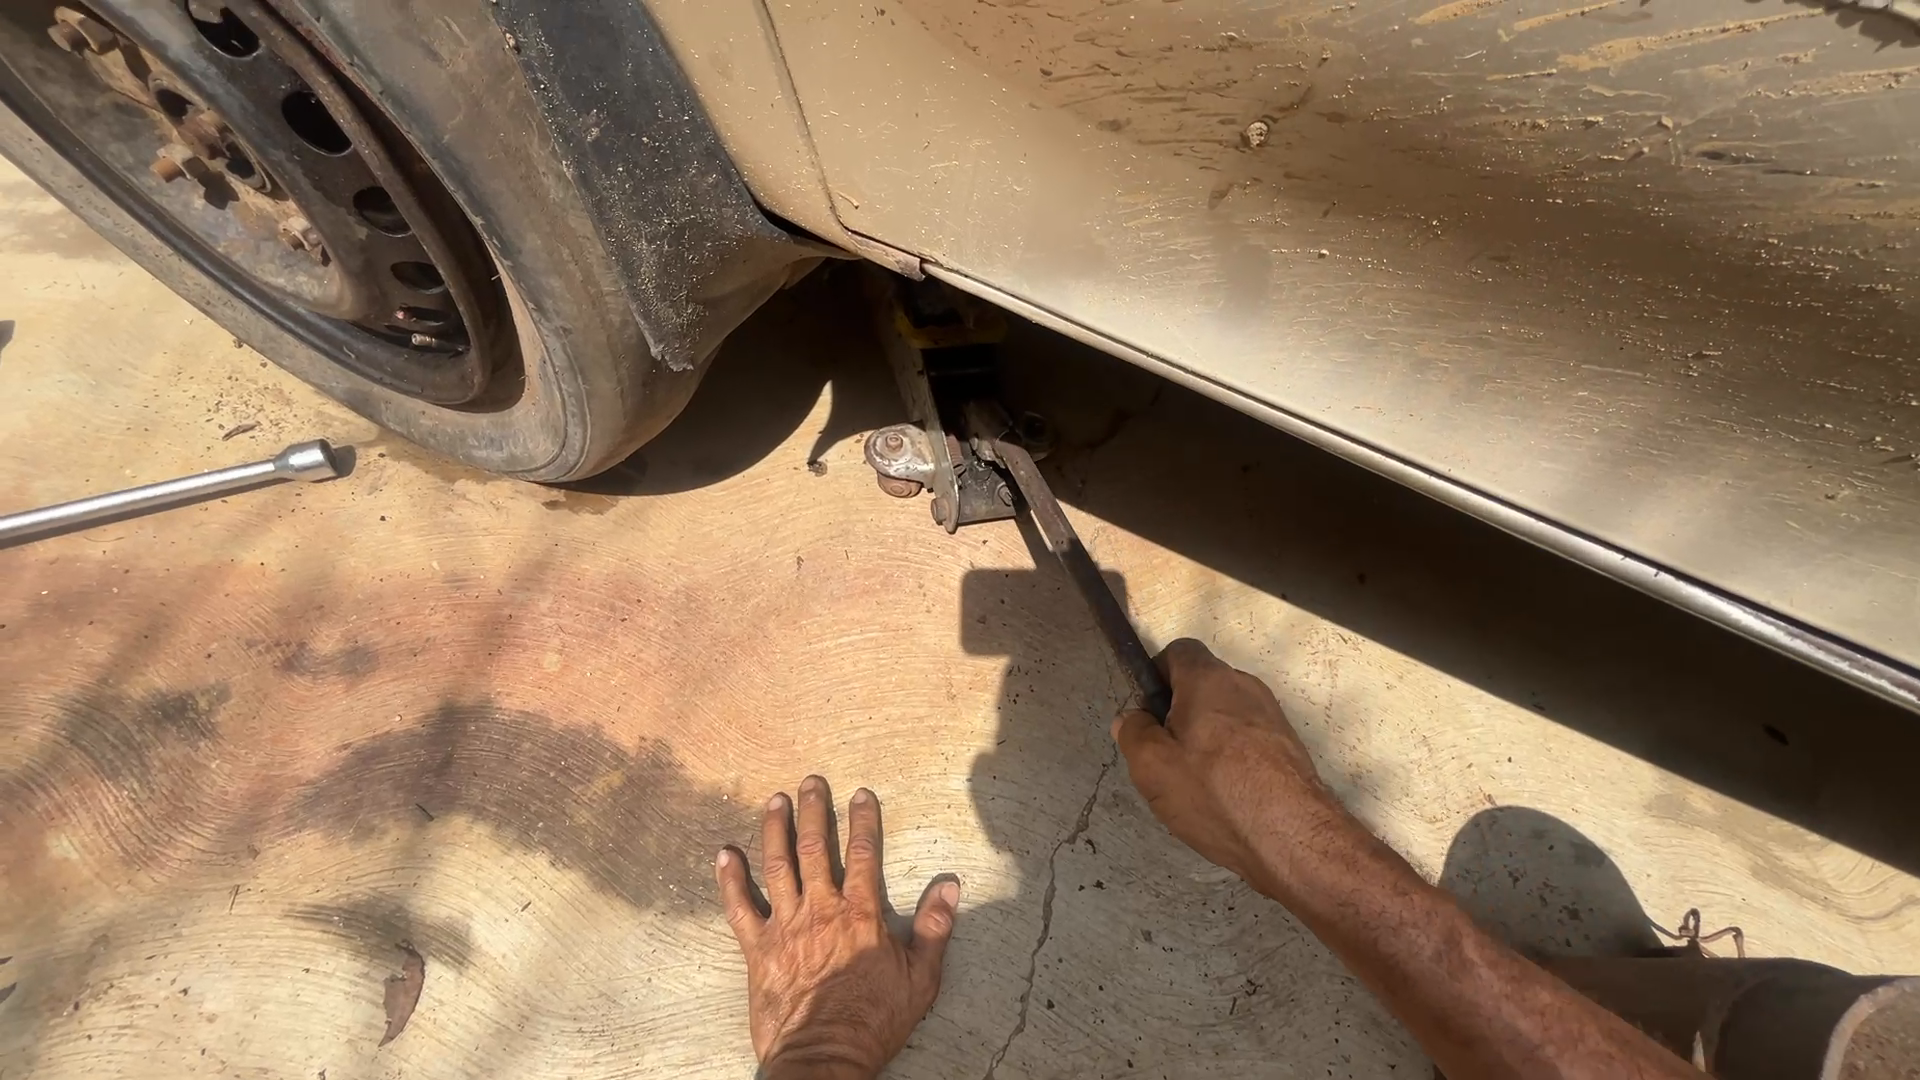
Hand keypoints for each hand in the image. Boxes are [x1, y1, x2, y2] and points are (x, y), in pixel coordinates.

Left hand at [716, 776, 959, 1079]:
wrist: (823, 1062)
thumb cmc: (874, 1021)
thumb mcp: (920, 979)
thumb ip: (934, 928)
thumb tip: (951, 885)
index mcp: (860, 913)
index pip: (863, 852)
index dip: (863, 819)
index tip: (861, 793)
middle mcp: (821, 909)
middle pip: (814, 847)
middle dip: (813, 810)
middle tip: (810, 781)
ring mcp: (786, 927)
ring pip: (778, 865)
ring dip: (775, 829)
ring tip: (775, 800)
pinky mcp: (759, 950)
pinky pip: (739, 908)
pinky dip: (730, 879)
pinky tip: (724, 853)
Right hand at [1112, 639, 1352, 898]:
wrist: (1294, 839)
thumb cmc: (1215, 791)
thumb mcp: (1151, 765)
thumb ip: (1133, 733)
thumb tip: (1133, 718)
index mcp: (1209, 679)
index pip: (1178, 651)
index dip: (1156, 674)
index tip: (1148, 711)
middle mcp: (1245, 687)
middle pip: (1203, 685)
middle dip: (1179, 712)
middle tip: (1165, 754)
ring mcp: (1273, 718)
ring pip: (1226, 716)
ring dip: (1207, 739)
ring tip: (1195, 783)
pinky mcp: (1290, 749)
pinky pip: (1249, 741)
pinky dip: (1233, 760)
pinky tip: (1225, 798)